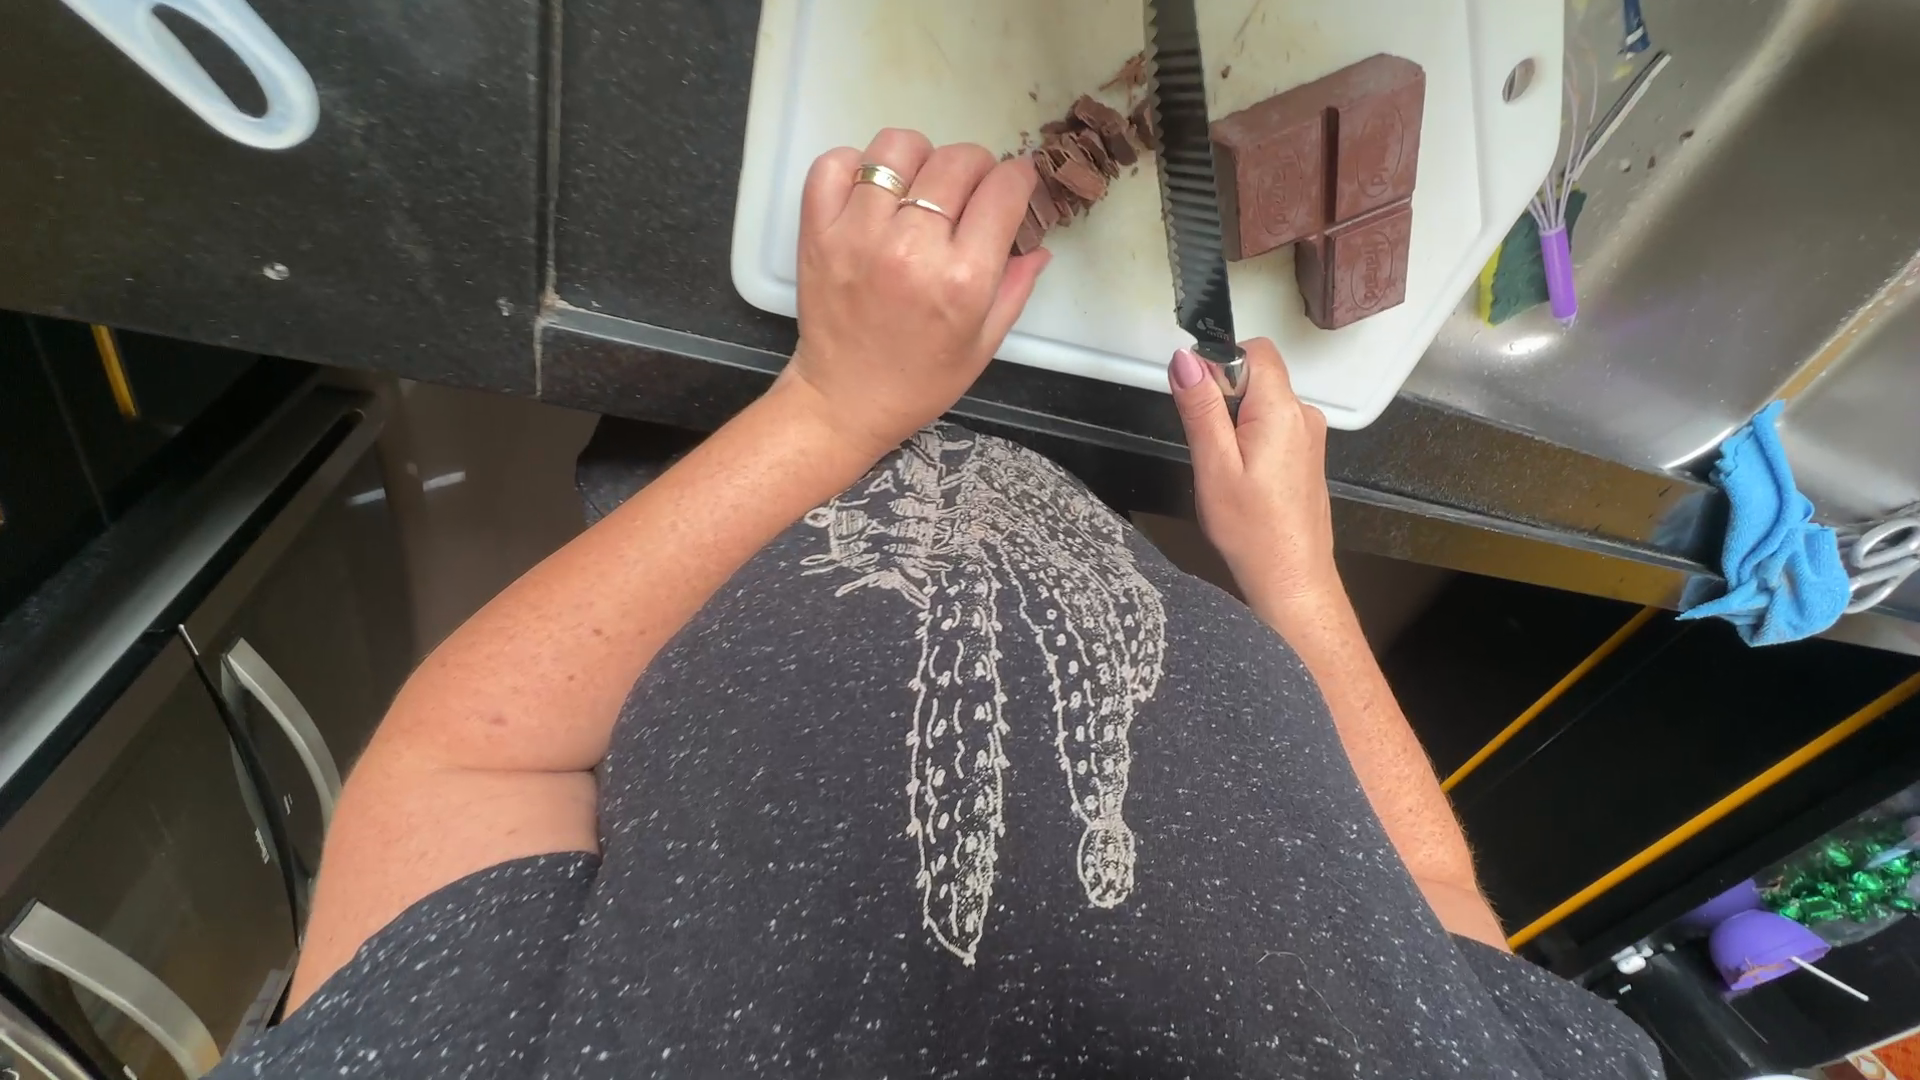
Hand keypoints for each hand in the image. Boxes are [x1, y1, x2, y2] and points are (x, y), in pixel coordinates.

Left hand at [781, 128, 1052, 459]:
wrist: (845, 402)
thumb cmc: (920, 382)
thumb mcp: (982, 346)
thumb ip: (1014, 290)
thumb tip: (1040, 245)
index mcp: (963, 280)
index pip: (1004, 190)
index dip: (1018, 179)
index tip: (1014, 187)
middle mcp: (912, 248)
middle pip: (957, 160)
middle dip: (977, 167)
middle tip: (970, 193)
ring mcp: (859, 235)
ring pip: (897, 148)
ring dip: (919, 159)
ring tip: (918, 189)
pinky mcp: (818, 232)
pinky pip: (836, 164)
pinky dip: (857, 167)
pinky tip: (873, 196)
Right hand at [1168, 339, 1339, 619]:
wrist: (1290, 577)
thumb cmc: (1250, 529)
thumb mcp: (1213, 466)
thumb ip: (1200, 408)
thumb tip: (1184, 358)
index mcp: (1281, 410)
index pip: (1254, 350)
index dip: (1219, 364)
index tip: (1198, 403)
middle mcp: (1303, 414)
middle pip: (1257, 375)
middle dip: (1223, 398)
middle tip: (1208, 447)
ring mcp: (1308, 435)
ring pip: (1261, 403)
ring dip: (1234, 422)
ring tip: (1224, 468)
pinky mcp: (1305, 454)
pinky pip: (1272, 426)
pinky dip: (1249, 439)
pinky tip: (1241, 477)